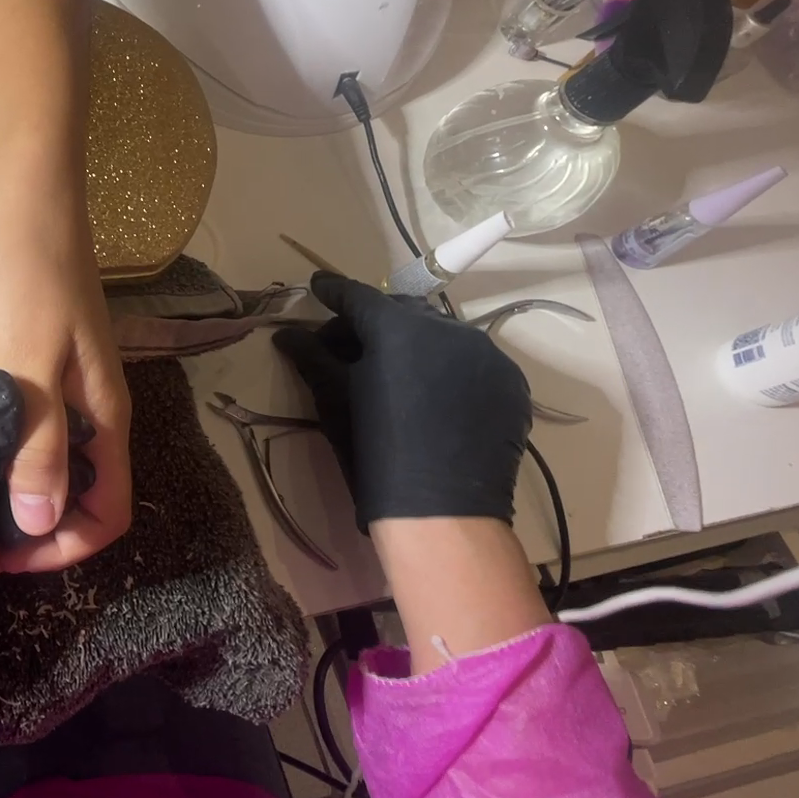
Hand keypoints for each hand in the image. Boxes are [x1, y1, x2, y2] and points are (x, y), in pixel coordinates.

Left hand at [0, 198, 131, 572]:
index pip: (109, 511)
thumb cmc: (29, 274)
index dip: (65, 546)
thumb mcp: (28, 359)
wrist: (20, 203)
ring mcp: (67, 390)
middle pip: (87, 497)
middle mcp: (94, 411)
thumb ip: (37, 439)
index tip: (9, 557)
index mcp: (105, 416)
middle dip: (42, 533)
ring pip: (61, 469)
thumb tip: (40, 521)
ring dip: (26, 501)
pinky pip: (35, 437)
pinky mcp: (38, 372)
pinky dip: (13, 464)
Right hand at [271, 273, 532, 528]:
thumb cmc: (371, 449)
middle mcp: (450, 330)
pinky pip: (470, 363)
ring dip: (410, 345)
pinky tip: (426, 398)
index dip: (333, 291)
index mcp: (400, 329)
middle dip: (371, 323)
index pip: (358, 297)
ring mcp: (489, 357)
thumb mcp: (331, 398)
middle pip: (401, 312)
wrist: (439, 510)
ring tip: (390, 376)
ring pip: (439, 336)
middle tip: (346, 349)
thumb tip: (287, 334)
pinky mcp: (511, 386)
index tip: (317, 287)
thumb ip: (310, 356)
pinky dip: (443, 369)